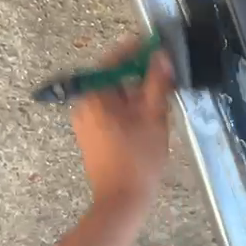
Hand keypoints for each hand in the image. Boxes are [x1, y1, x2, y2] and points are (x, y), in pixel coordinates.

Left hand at [69, 38, 175, 212]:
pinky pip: (109, 110)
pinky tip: (146, 114)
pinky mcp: (90, 135)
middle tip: (162, 71)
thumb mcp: (153, 114)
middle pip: (112, 77)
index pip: (113, 60)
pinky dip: (127, 106)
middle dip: (137, 72)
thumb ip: (157, 81)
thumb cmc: (138, 157)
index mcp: (94, 95)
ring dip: (134, 90)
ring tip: (159, 93)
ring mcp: (85, 121)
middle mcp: (83, 104)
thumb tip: (161, 55)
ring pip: (113, 95)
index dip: (135, 50)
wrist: (121, 200)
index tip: (155, 45)